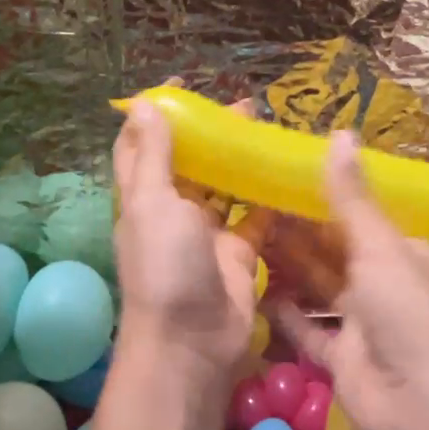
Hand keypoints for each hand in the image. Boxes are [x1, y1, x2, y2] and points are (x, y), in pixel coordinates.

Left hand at [112, 99, 260, 377]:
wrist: (191, 343)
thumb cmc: (165, 266)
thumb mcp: (154, 203)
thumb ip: (154, 155)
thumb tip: (143, 103)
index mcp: (143, 197)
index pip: (142, 145)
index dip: (155, 115)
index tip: (181, 86)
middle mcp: (172, 211)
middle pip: (190, 162)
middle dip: (210, 133)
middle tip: (242, 107)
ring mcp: (207, 233)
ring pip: (224, 186)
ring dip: (240, 160)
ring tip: (266, 130)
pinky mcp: (239, 253)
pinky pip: (256, 217)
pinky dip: (269, 198)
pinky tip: (286, 173)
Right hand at [272, 132, 428, 429]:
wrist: (419, 409)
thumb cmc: (406, 313)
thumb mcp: (379, 246)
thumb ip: (352, 196)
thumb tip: (342, 132)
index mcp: (402, 250)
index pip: (359, 213)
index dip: (325, 194)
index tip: (283, 173)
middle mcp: (382, 282)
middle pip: (333, 249)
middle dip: (297, 228)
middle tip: (250, 199)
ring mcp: (361, 323)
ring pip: (318, 285)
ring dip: (287, 264)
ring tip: (243, 233)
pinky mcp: (341, 358)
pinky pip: (307, 328)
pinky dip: (284, 311)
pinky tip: (253, 288)